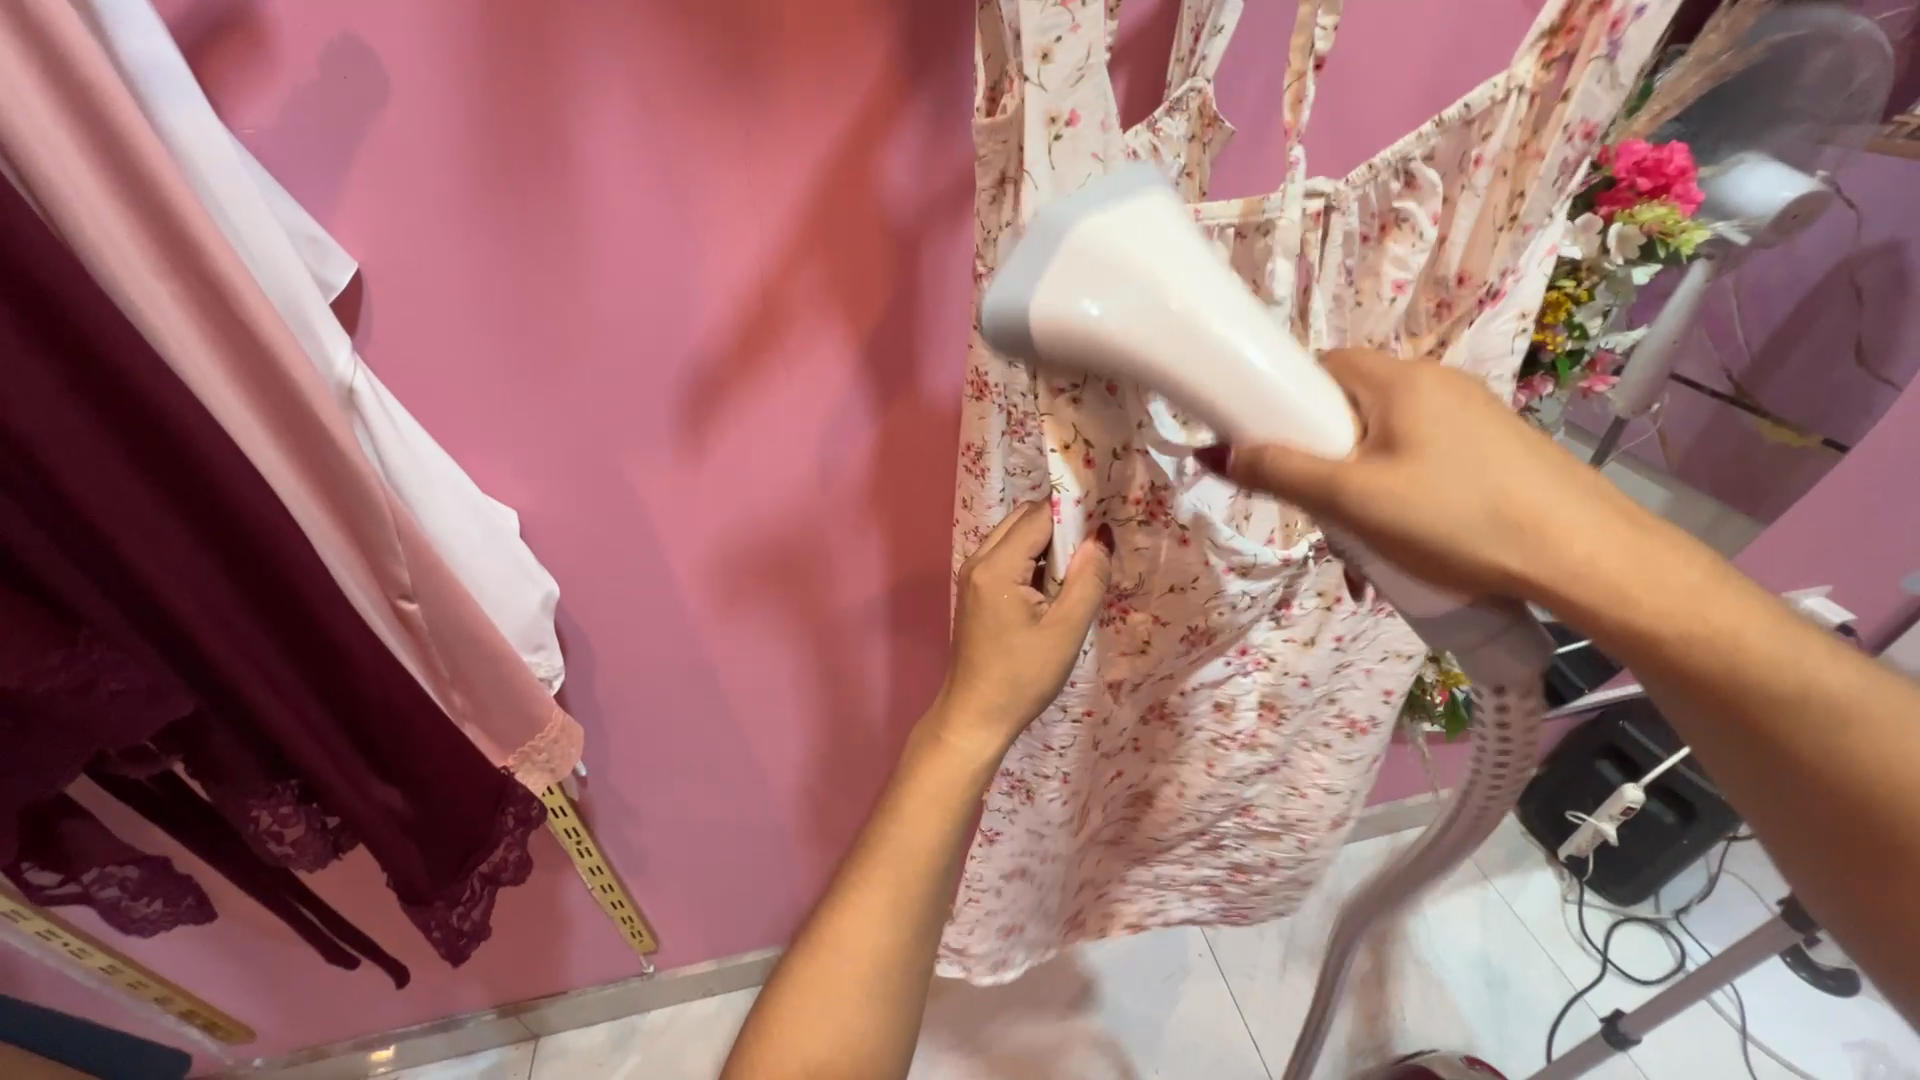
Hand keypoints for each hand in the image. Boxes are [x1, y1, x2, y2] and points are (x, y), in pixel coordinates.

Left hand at [929, 501, 1112, 763]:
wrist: (976, 716)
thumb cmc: (1023, 678)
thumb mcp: (1066, 630)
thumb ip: (1088, 579)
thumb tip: (1101, 536)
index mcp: (997, 566)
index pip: (1040, 515)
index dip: (1074, 514)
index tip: (1105, 523)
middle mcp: (978, 560)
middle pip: (1024, 518)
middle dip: (1060, 526)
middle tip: (1092, 553)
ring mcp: (972, 575)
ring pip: (1014, 536)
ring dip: (1046, 544)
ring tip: (1076, 573)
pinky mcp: (975, 590)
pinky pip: (1007, 556)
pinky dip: (1032, 560)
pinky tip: (1053, 588)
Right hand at [1199, 349, 1655, 601]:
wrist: (1583, 557)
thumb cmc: (1455, 518)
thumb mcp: (1351, 501)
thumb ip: (1278, 473)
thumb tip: (1210, 452)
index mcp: (1397, 380)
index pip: (1319, 366)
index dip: (1285, 401)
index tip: (1270, 449)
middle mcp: (1434, 382)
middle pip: (1349, 405)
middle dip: (1321, 455)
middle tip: (1317, 506)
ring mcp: (1470, 414)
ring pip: (1384, 438)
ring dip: (1358, 482)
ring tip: (1363, 535)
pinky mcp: (1493, 447)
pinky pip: (1420, 458)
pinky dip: (1397, 490)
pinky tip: (1408, 536)